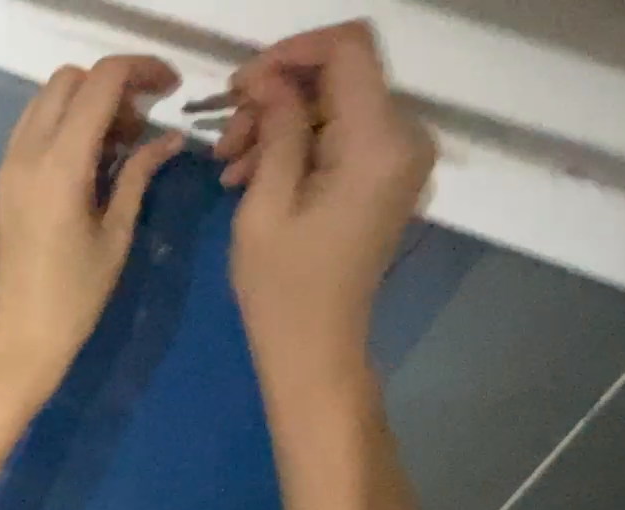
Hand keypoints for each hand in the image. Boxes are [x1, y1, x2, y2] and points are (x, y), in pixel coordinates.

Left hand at [0, 56, 183, 405]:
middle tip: (140, 125)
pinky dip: (58, 130)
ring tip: (115, 148)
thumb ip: (138, 176)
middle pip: (67, 81)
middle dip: (109, 87)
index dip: (142, 71)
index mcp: (59, 165)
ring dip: (81, 107)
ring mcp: (4, 172)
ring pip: (42, 104)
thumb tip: (168, 140)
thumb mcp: (115, 235)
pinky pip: (27, 135)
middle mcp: (24, 156)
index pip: (101, 82)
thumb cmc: (73, 299)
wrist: (17, 341)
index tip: (169, 89)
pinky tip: (84, 168)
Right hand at [216, 22, 434, 375]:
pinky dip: (295, 148)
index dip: (289, 53)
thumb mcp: (266, 204)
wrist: (313, 345)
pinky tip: (251, 178)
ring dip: (277, 127)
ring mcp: (396, 159)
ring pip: (333, 108)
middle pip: (338, 79)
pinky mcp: (381, 179)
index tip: (237, 86)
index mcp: (378, 141)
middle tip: (221, 141)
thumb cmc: (282, 286)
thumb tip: (268, 79)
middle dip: (275, 99)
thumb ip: (276, 129)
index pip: (347, 49)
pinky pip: (338, 140)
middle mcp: (403, 137)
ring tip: (228, 167)